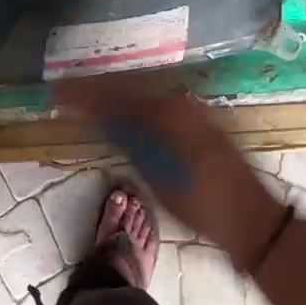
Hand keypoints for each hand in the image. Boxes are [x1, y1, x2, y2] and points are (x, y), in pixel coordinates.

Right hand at [54, 73, 283, 265]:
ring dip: (110, 95)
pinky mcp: (193, 118)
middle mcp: (174, 99)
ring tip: (84, 100)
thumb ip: (124, 135)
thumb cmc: (199, 201)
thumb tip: (93, 113)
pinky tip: (117, 112)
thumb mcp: (154, 172)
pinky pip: (153, 101)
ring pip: (138, 93)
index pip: (112, 92)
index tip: (57, 92)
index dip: (82, 92)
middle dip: (92, 90)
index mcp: (163, 108)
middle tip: (64, 93)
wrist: (249, 216)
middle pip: (124, 87)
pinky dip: (131, 104)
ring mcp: (186, 107)